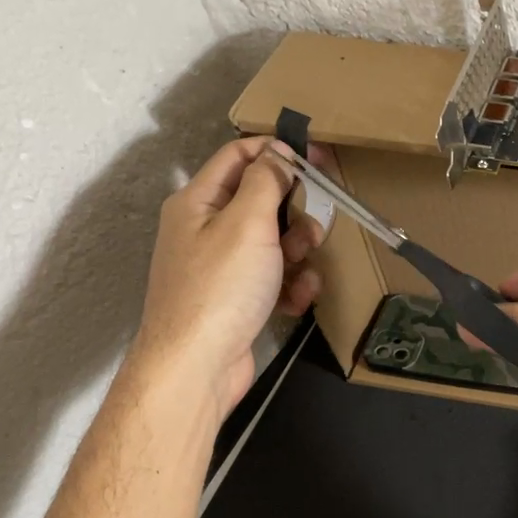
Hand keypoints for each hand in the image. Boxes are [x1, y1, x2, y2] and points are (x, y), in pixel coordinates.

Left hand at [126, 136, 328, 420]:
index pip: (239, 156)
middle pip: (262, 202)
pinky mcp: (236, 298)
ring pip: (274, 243)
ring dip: (299, 255)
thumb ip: (266, 182)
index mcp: (198, 202)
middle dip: (295, 215)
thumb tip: (277, 153)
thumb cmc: (220, 289)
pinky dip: (291, 286)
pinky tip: (296, 301)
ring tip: (304, 273)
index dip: (279, 152)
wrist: (197, 365)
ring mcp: (220, 266)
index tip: (320, 161)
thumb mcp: (247, 225)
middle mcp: (205, 228)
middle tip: (314, 231)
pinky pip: (273, 278)